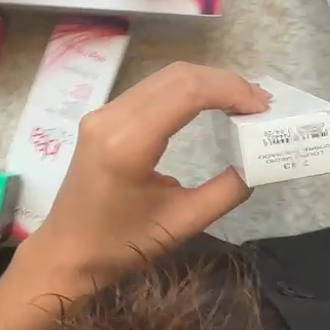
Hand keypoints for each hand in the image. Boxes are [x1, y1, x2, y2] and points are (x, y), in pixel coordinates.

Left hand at [17, 62, 272, 287]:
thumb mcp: (182, 223)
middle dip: (224, 83)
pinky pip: (151, 89)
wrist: (67, 253)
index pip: (187, 92)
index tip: (262, 108)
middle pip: (177, 76)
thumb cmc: (122, 244)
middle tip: (260, 104)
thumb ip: (226, 192)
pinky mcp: (102, 117)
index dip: (230, 91)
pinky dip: (186, 90)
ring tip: (243, 102)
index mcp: (127, 144)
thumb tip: (259, 163)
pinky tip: (210, 103)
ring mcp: (103, 113)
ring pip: (164, 78)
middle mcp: (111, 118)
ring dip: (207, 83)